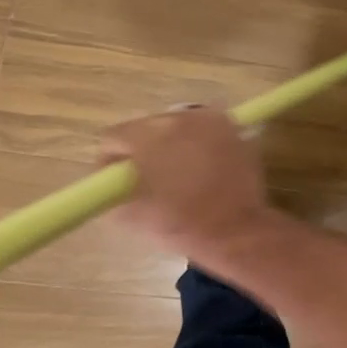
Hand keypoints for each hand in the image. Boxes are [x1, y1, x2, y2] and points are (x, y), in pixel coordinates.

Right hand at [98, 107, 273, 257]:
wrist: (237, 229)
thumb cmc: (181, 224)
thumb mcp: (133, 214)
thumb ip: (113, 194)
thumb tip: (113, 188)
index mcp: (151, 136)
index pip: (115, 136)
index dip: (109, 159)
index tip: (113, 180)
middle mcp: (182, 118)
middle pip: (148, 127)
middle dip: (142, 149)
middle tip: (143, 176)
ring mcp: (213, 121)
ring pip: (179, 125)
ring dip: (171, 143)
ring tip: (174, 171)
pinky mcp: (236, 131)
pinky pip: (206, 131)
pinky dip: (198, 144)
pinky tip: (200, 166)